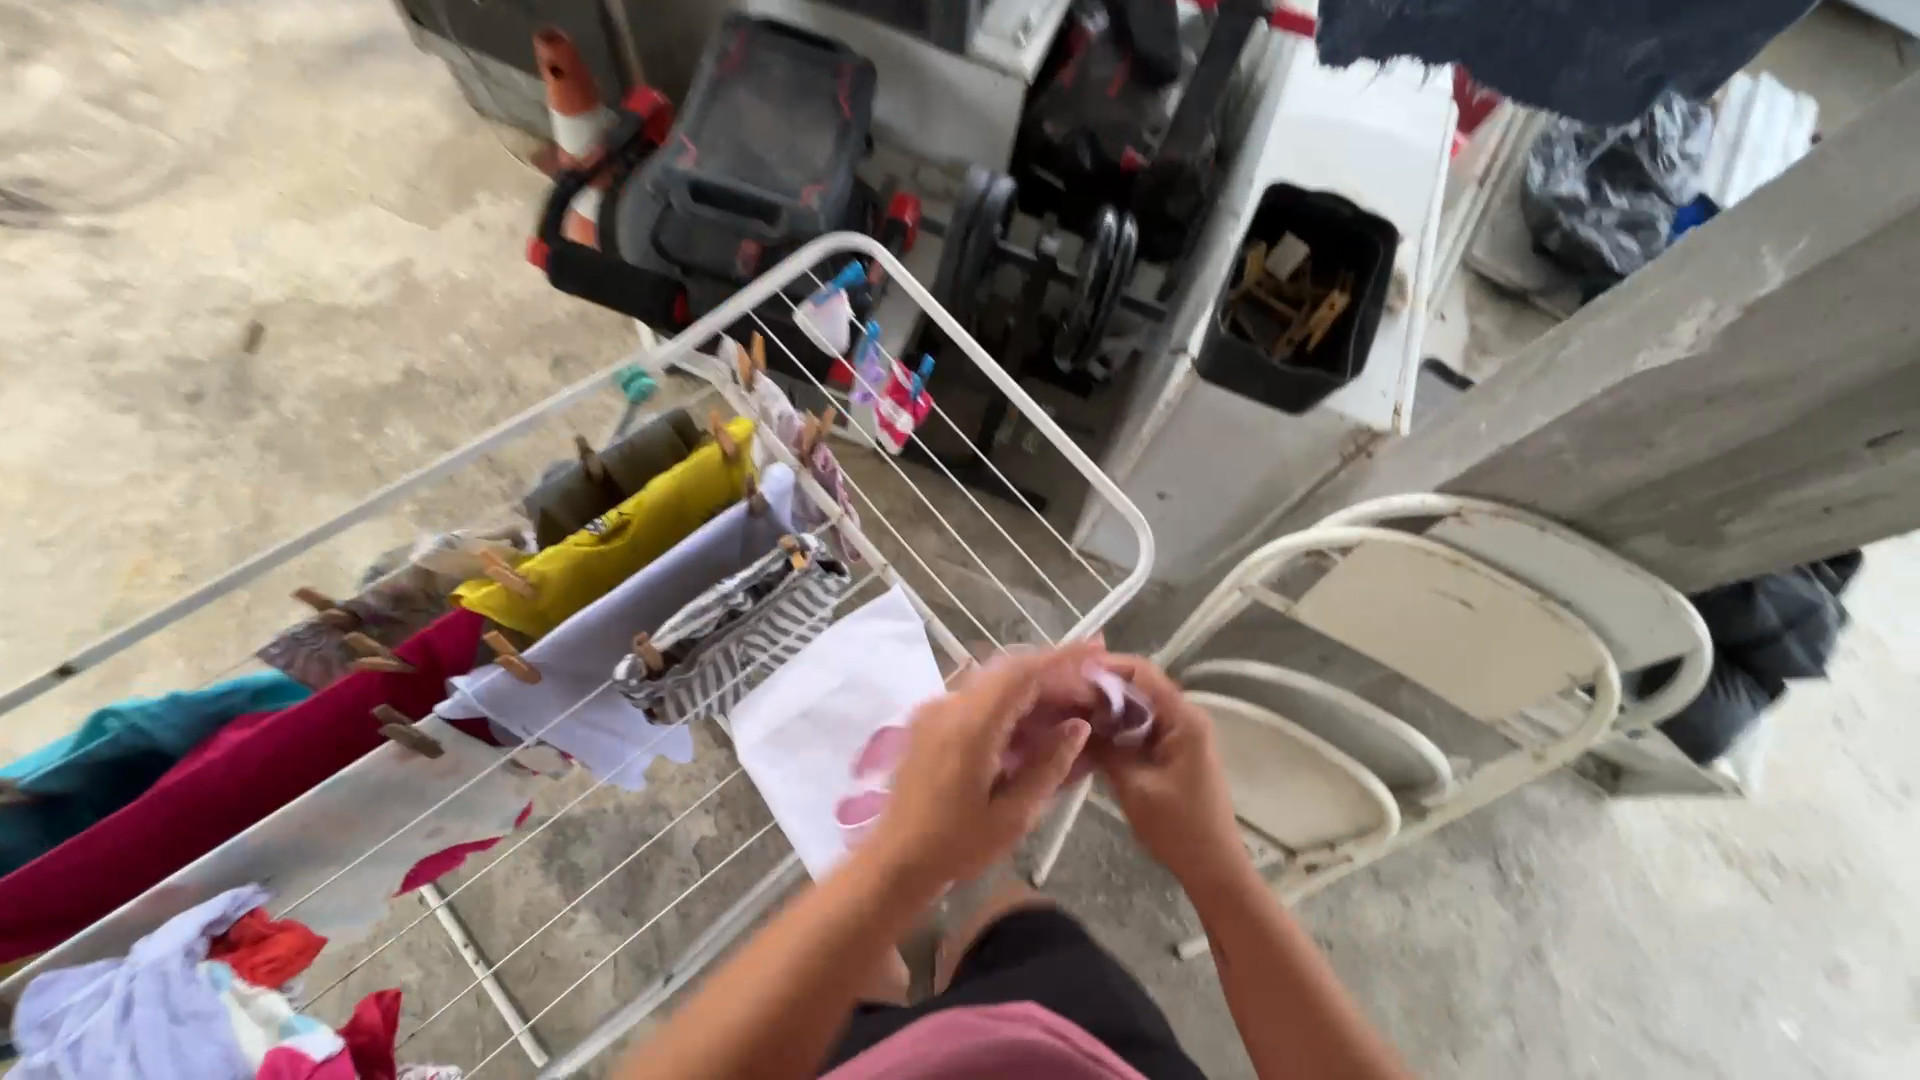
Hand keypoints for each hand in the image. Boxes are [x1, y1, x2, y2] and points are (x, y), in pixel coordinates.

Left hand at [864, 643, 1102, 891]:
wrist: (893, 862)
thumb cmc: (955, 846)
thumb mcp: (1014, 815)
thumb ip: (1049, 766)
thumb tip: (1078, 726)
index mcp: (969, 726)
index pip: (1021, 673)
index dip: (1062, 658)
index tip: (1097, 650)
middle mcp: (949, 706)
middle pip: (1008, 673)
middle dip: (1053, 675)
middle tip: (1093, 688)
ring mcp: (935, 711)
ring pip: (993, 684)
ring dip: (1033, 690)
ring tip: (1072, 707)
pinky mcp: (929, 723)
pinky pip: (977, 700)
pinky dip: (1010, 705)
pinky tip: (1034, 726)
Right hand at [1088, 656, 1248, 887]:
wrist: (1214, 870)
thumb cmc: (1179, 829)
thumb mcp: (1134, 787)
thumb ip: (1106, 747)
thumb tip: (1076, 720)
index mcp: (1183, 719)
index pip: (1142, 673)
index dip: (1105, 666)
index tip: (1068, 672)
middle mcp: (1185, 717)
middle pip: (1139, 686)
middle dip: (1101, 687)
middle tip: (1060, 694)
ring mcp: (1181, 734)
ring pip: (1138, 707)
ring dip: (1107, 709)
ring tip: (1067, 711)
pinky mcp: (1174, 751)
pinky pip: (1142, 727)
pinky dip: (1117, 728)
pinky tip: (1089, 736)